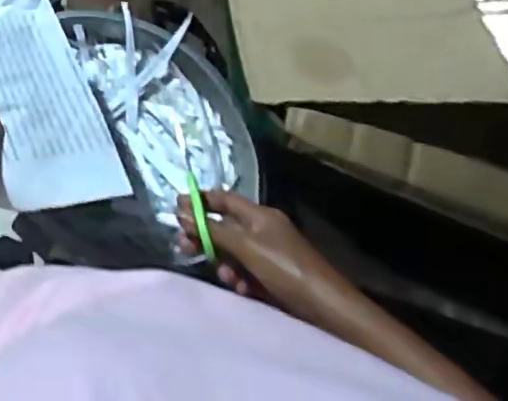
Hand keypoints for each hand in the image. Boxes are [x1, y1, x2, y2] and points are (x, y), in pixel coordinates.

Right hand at [175, 189, 356, 324]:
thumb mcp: (246, 247)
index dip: (199, 200)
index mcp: (259, 215)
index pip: (222, 198)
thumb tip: (181, 213)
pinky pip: (248, 270)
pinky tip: (241, 289)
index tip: (176, 208)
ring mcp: (270, 253)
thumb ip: (213, 230)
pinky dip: (240, 277)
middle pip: (224, 225)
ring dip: (223, 262)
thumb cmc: (287, 269)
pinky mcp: (275, 276)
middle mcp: (263, 229)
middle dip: (204, 235)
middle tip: (184, 246)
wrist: (331, 310)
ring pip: (234, 251)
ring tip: (224, 277)